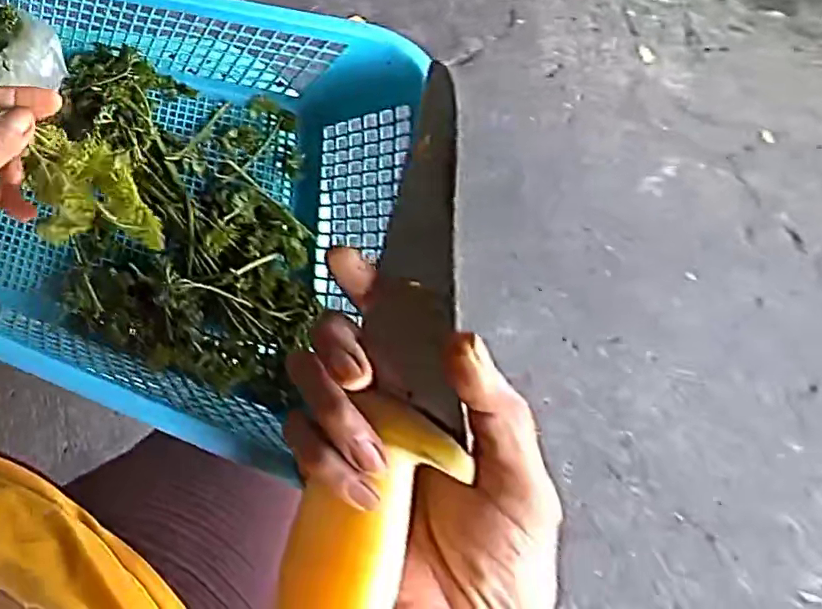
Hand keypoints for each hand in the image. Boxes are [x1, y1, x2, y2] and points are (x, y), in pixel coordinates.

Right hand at [285, 246, 561, 608]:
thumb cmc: (506, 560)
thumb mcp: (523, 486)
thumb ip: (498, 411)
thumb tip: (464, 340)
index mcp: (430, 390)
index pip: (393, 321)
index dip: (367, 284)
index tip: (345, 261)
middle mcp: (382, 400)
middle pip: (335, 336)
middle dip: (338, 345)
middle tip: (361, 376)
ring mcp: (346, 432)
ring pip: (308, 375)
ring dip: (334, 408)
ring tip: (374, 458)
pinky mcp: (320, 469)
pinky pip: (298, 434)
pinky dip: (322, 458)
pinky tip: (361, 492)